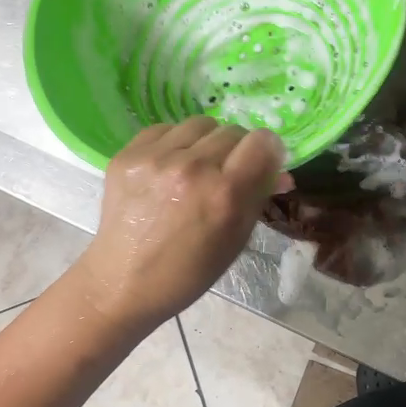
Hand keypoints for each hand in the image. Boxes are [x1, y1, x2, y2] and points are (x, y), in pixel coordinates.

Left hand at [70, 117, 292, 327]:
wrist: (123, 282)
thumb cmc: (189, 270)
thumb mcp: (236, 238)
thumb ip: (260, 196)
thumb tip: (282, 170)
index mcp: (225, 194)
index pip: (263, 142)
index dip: (268, 151)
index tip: (262, 163)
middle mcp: (192, 168)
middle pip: (233, 131)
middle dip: (237, 150)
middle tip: (225, 173)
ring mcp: (156, 159)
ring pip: (201, 124)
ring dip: (206, 142)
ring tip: (195, 167)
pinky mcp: (128, 155)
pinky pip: (166, 129)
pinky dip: (174, 144)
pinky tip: (168, 168)